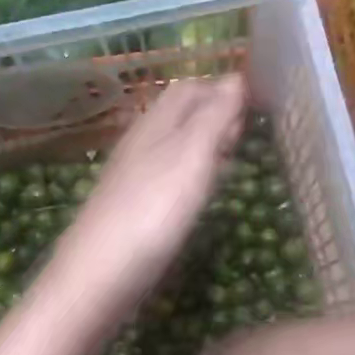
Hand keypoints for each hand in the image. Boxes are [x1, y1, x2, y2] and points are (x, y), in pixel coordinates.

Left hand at [51, 75, 246, 309]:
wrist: (98, 277)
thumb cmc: (151, 211)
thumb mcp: (190, 156)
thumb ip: (214, 117)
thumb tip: (236, 77)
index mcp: (154, 125)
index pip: (189, 89)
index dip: (221, 88)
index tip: (256, 100)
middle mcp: (141, 145)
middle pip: (180, 115)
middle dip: (215, 113)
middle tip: (248, 129)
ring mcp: (135, 179)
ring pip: (174, 146)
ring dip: (205, 144)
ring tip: (233, 156)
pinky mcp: (135, 210)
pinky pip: (169, 177)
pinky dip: (193, 173)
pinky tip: (202, 192)